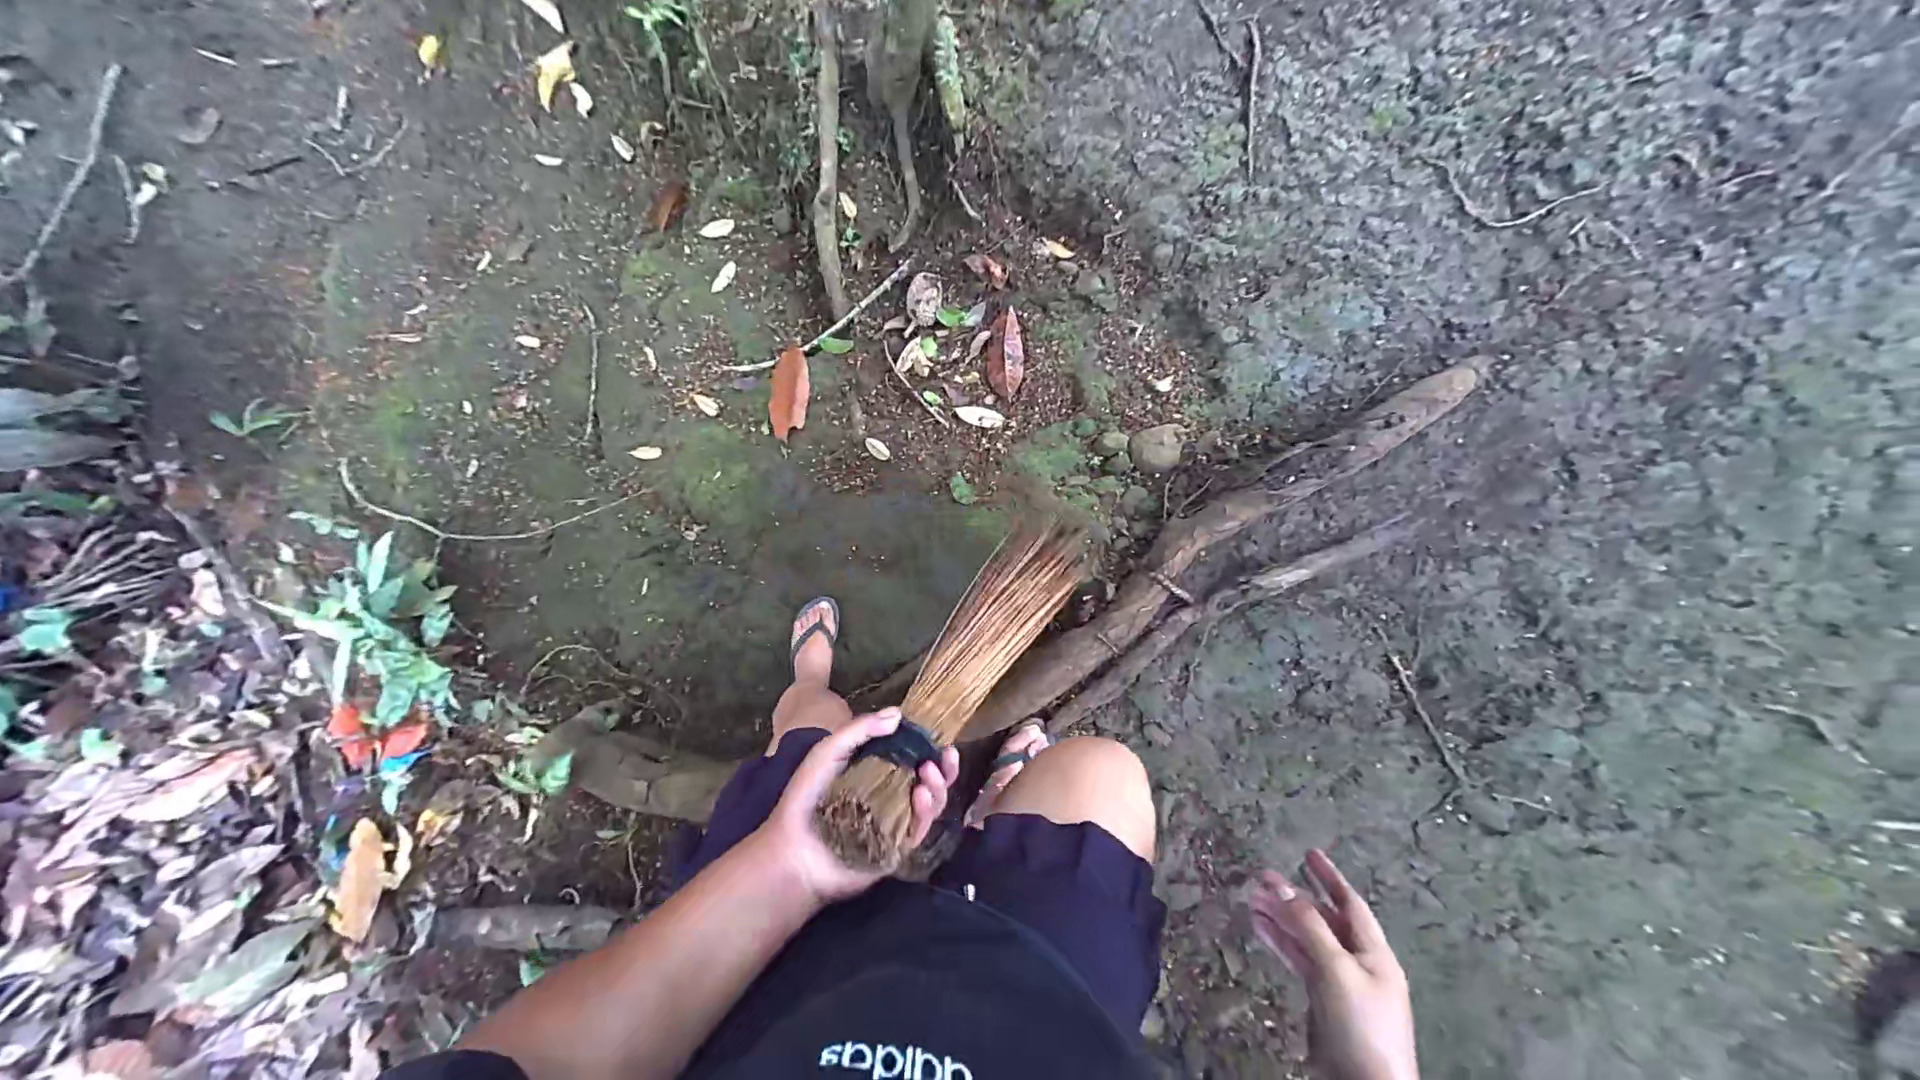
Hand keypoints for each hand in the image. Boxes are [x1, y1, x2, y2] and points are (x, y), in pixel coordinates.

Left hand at [745, 708, 958, 907]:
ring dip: (938, 787)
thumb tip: (898, 713)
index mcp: (879, 772)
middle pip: (930, 782)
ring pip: (931, 805)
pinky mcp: (897, 849)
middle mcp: (893, 796)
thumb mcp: (829, 751)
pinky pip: (920, 830)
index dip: (929, 747)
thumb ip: (861, 729)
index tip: (939, 736)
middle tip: (947, 755)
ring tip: (930, 773)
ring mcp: (897, 824)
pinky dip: (926, 812)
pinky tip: (921, 795)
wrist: (791, 849)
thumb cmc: (806, 796)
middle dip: (945, 769)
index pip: (913, 757)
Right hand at [1250, 850, 1418, 1079]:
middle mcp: (1357, 962)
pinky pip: (1299, 959)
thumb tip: (1281, 887)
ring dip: (1280, 918)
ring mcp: (1339, 982)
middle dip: (1293, 896)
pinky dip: (1280, 941)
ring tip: (1251, 899)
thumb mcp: (1336, 968)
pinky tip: (1259, 927)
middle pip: (1323, 919)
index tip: (1309, 852)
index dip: (1330, 877)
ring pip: (1306, 939)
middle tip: (1261, 876)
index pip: (1350, 904)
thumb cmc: (1361, 1023)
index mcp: (1373, 953)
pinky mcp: (1322, 1000)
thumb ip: (1309, 926)